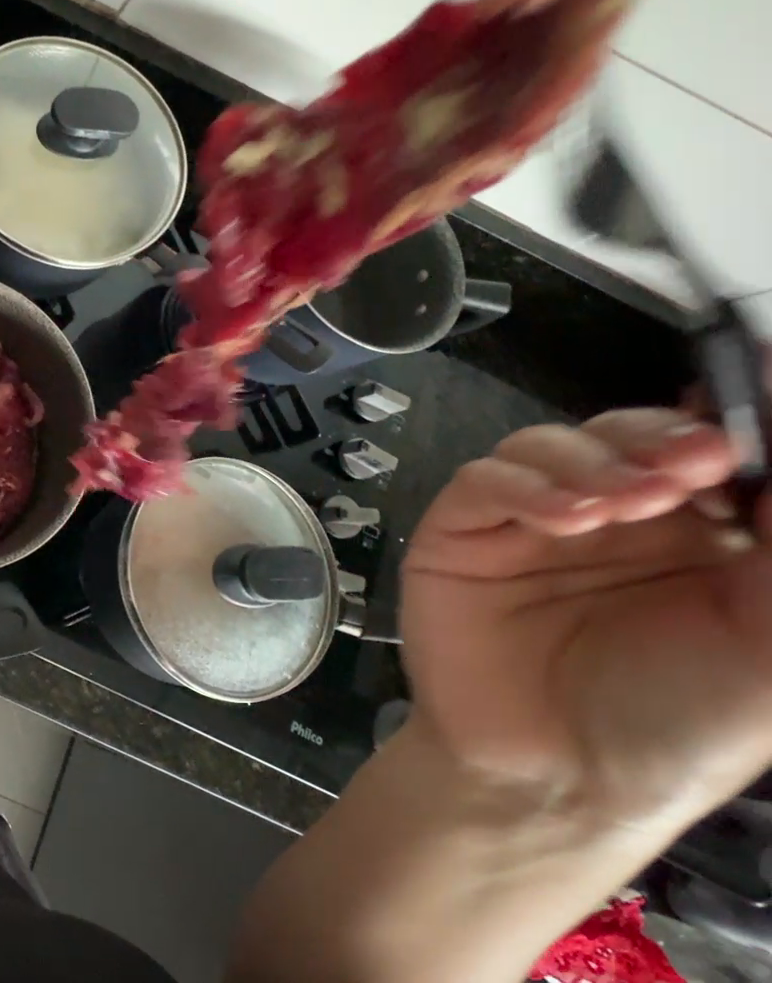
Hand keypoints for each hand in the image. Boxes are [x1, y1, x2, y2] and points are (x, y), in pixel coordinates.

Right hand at [401, 409, 771, 830]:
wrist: (557, 775)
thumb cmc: (685, 718)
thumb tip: (766, 450)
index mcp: (701, 534)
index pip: (709, 449)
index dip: (728, 425)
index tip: (742, 438)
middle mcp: (613, 518)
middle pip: (626, 433)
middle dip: (661, 436)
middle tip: (696, 465)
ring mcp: (528, 523)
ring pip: (549, 444)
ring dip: (592, 460)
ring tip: (626, 507)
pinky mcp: (459, 533)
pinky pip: (482, 480)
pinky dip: (522, 485)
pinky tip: (563, 521)